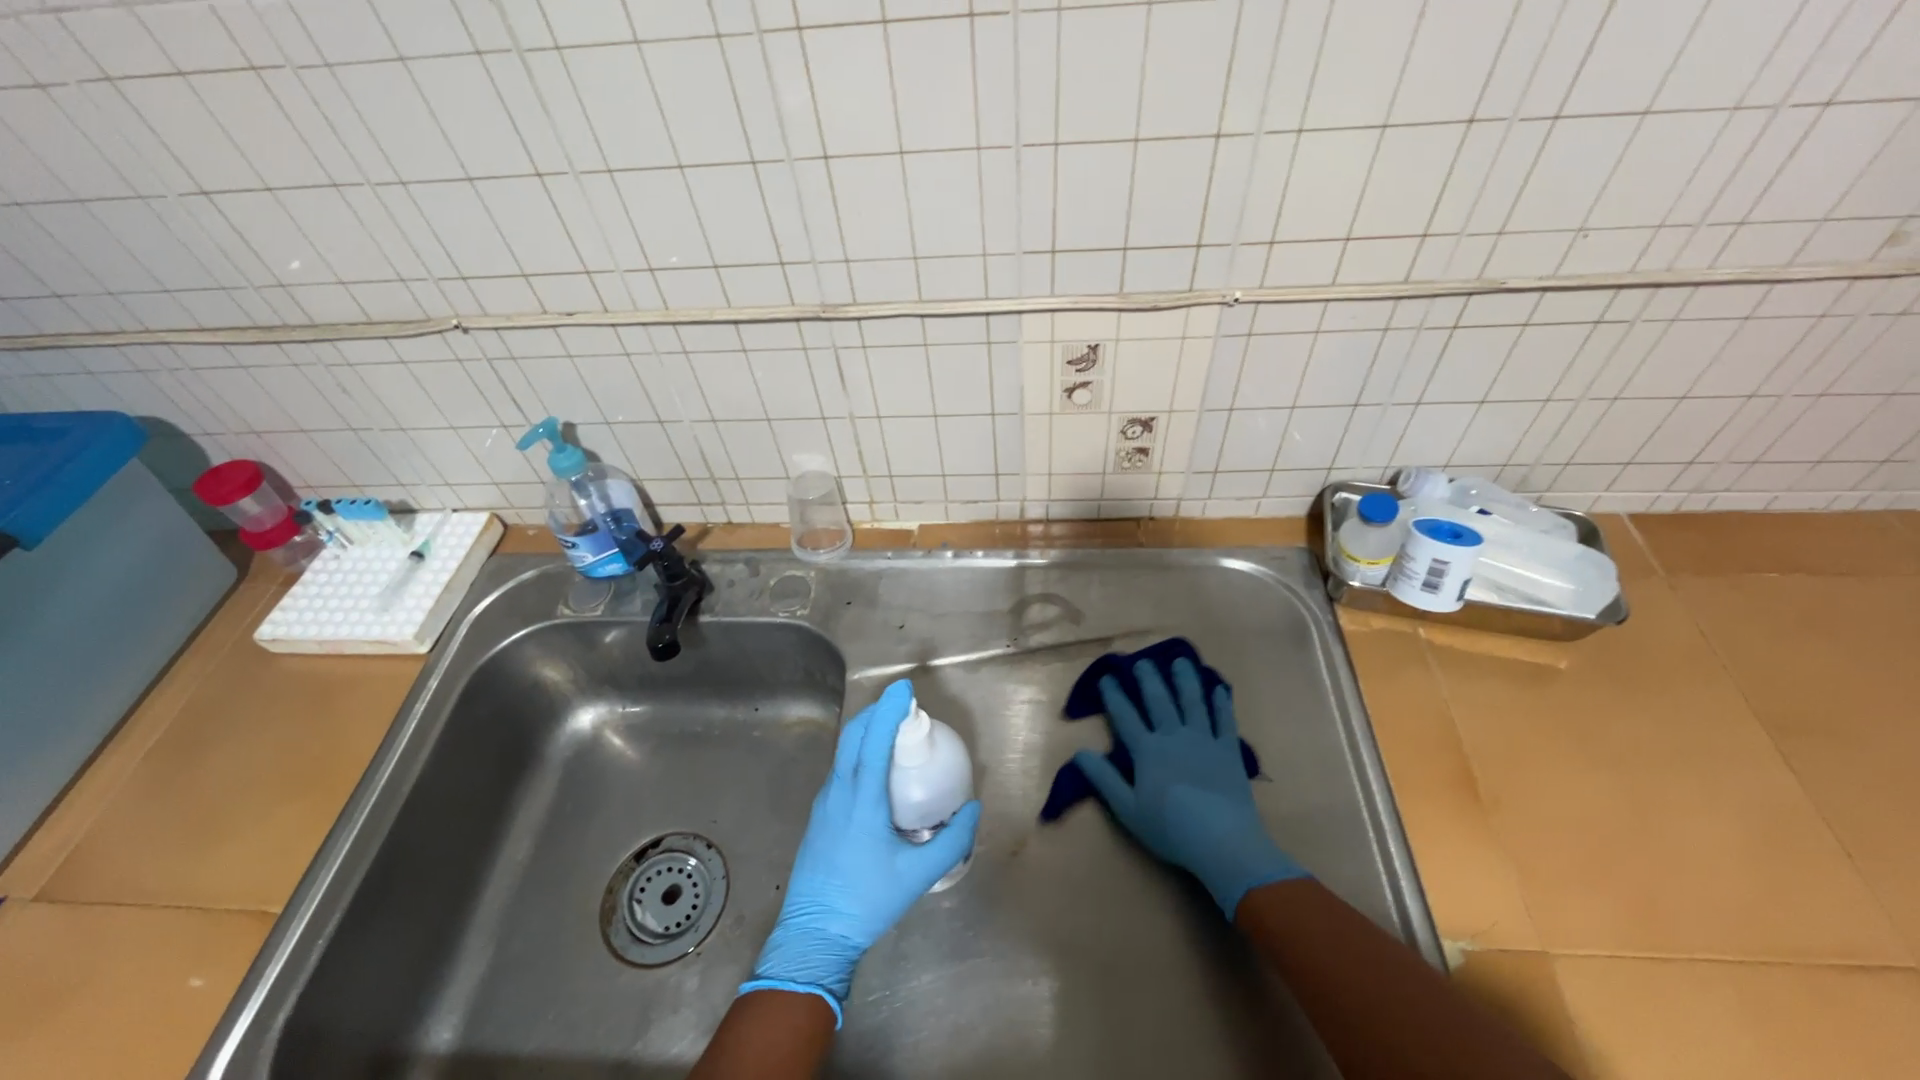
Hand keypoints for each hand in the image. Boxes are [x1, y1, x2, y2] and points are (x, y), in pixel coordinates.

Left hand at [744, 679, 981, 1023]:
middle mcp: (838, 792)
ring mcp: (824, 804)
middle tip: (904, 706)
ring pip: (843, 753)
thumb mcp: (918, 874)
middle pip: (853, 737)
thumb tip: (973, 809)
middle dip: (877, 713)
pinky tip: (876, 771)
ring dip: (866, 732)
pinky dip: (858, 754)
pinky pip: (840, 771)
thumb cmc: (868, 901)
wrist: (814, 934)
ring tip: (893, 732)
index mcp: (862, 799)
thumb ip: (952, 841)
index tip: (904, 688)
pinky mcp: (819, 817)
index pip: (874, 739)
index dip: (889, 709)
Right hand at [1073, 657, 1306, 917]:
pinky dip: (1221, 703)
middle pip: (1159, 701)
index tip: (1107, 676)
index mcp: (1147, 750)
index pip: (1125, 716)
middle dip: (1148, 679)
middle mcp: (1174, 736)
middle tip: (1142, 660)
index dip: (1114, 695)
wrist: (1222, 839)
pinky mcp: (1229, 750)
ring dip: (1185, 679)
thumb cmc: (1169, 828)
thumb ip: (1103, 778)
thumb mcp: (1127, 808)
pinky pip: (1225, 720)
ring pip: (1192, 702)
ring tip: (1181, 660)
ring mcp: (1204, 740)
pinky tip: (1220, 688)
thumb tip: (1079, 751)